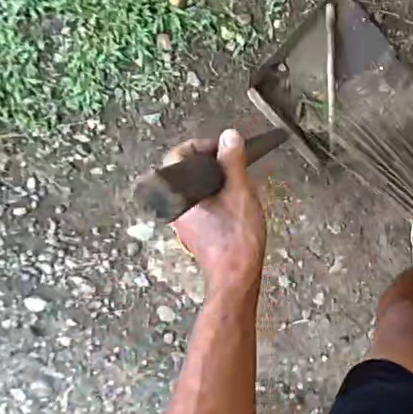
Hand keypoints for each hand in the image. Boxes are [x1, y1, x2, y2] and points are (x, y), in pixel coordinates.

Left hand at [165, 129, 265, 292]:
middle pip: (185, 170)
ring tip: (238, 184)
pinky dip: (215, 196)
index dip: (203, 146)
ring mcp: (182, 220)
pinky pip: (200, 202)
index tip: (225, 149)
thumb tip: (230, 137)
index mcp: (176, 193)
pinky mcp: (192, 230)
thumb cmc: (236, 239)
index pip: (178, 155)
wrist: (236, 276)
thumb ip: (232, 161)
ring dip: (214, 180)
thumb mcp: (239, 192)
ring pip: (193, 187)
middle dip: (210, 163)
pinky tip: (235, 204)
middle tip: (233, 164)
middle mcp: (173, 206)